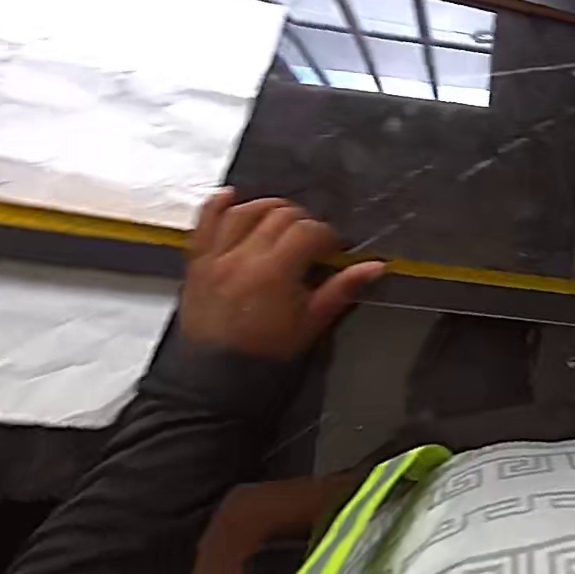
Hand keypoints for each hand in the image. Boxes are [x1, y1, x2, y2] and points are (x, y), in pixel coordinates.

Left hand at [180, 191, 385, 359]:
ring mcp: (215, 258)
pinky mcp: (196, 263)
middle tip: (314, 238)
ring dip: (269, 207)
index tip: (335, 249)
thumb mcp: (314, 321)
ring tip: (286, 217)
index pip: (308, 231)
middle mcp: (242, 257)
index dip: (328, 235)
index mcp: (274, 272)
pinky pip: (203, 225)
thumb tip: (378, 265)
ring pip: (245, 212)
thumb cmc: (270, 350)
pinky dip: (216, 206)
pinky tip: (232, 195)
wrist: (214, 378)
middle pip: (279, 216)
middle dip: (304, 219)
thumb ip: (343, 288)